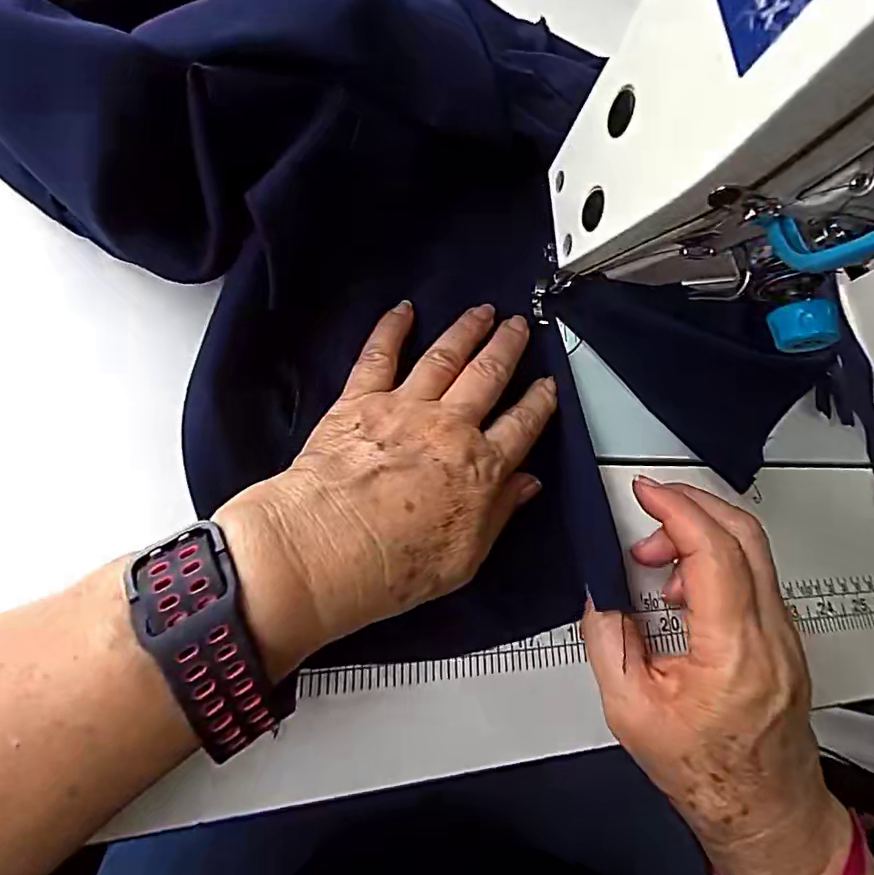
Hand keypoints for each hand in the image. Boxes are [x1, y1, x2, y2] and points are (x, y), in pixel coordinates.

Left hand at [216, 301, 558, 679]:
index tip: (546, 386)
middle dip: (507, 349)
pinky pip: (379, 355)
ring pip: (445, 357)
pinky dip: (392, 329)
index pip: (522, 426)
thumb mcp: (465, 557)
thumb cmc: (391, 563)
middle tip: (518, 328)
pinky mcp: (359, 401)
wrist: (328, 547)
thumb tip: (524, 486)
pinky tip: (403, 311)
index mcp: (479, 468)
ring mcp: (403, 409)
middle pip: (488, 377)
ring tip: (481, 313)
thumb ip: (498, 513)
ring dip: (466, 330)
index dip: (538, 403)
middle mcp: (447, 429)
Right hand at [580, 478, 853, 874]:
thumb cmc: (706, 773)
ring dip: (697, 533)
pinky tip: (676, 585)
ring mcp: (785, 634)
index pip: (715, 553)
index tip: (644, 490)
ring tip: (649, 559)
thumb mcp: (628, 708)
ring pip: (752, 549)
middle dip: (689, 506)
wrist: (765, 813)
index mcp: (733, 652)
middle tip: (645, 509)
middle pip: (745, 534)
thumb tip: (600, 591)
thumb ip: (606, 638)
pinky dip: (711, 556)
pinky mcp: (782, 636)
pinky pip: (752, 573)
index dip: (676, 510)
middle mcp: (771, 636)